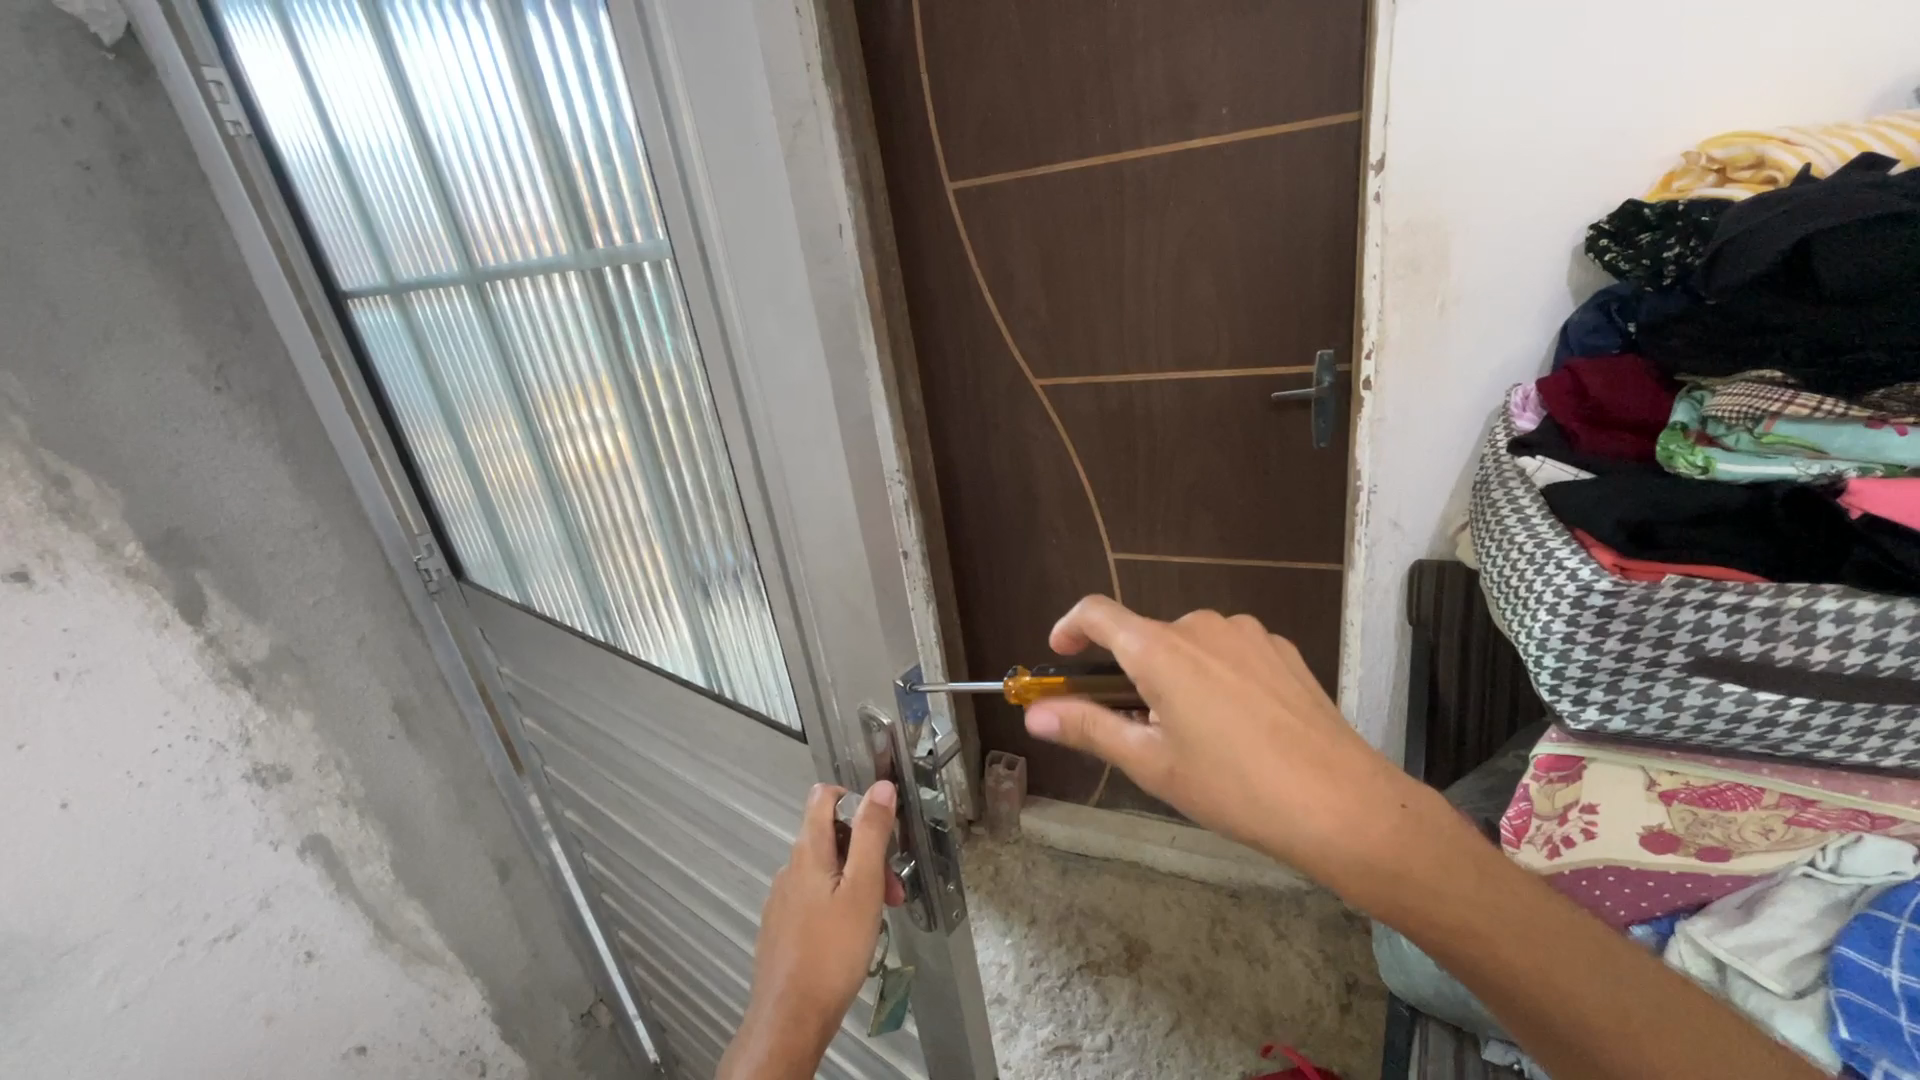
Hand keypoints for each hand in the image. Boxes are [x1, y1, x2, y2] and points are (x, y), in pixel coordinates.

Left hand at [719, 780, 897, 1078]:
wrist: (790, 1018)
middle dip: (867, 852)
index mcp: (808, 851)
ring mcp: (783, 899)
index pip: (824, 797)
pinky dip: (839, 903)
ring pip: (826, 871)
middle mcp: (790, 868)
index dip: (854, 798)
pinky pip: (815, 898)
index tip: (881, 825)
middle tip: (893, 889)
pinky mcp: (782, 927)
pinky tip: (853, 935)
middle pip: (831, 837)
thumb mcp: (864, 887)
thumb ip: (872, 834)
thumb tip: (881, 786)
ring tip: (881, 916)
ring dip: (858, 881)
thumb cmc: (833, 950)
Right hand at [1024, 596, 1431, 888]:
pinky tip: (1240, 727)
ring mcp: (1248, 634)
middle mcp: (1201, 626)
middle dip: (1132, 675)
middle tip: (1140, 731)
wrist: (1341, 803)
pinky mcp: (1282, 650)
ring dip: (1175, 677)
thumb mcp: (1151, 763)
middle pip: (1146, 637)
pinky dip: (1215, 678)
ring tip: (1196, 735)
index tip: (1062, 655)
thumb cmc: (1233, 787)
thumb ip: (1088, 728)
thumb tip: (1035, 714)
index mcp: (1160, 649)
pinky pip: (1229, 653)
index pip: (1097, 613)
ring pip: (1190, 646)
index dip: (1070, 628)